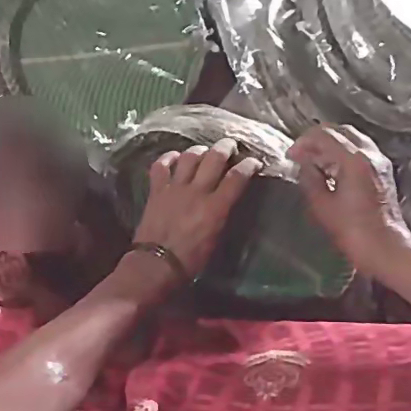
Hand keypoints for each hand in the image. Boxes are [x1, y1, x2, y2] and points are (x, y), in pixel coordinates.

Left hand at [129, 138, 260, 292]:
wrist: (156, 265)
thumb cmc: (190, 261)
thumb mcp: (215, 239)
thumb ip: (221, 215)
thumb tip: (224, 203)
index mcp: (215, 207)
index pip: (237, 178)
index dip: (248, 165)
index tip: (254, 161)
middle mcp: (196, 192)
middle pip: (214, 158)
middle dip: (225, 147)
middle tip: (230, 145)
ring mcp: (174, 188)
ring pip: (189, 157)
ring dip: (199, 150)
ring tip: (203, 151)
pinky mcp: (156, 191)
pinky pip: (160, 166)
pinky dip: (167, 158)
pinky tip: (174, 156)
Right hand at [288, 124, 410, 277]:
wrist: (386, 248)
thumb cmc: (353, 231)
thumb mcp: (322, 206)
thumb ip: (310, 179)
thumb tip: (304, 164)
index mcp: (354, 160)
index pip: (324, 135)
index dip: (303, 142)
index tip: (290, 155)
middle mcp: (370, 154)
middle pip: (340, 131)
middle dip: (317, 139)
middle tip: (300, 155)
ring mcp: (379, 161)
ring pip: (351, 138)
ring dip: (330, 145)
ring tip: (313, 161)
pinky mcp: (383, 171)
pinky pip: (360, 150)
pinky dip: (343, 153)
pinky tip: (331, 169)